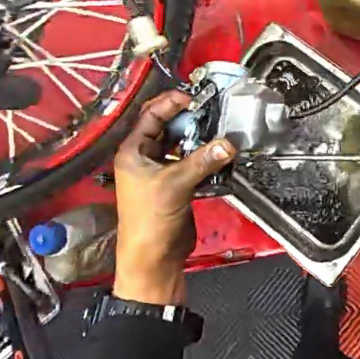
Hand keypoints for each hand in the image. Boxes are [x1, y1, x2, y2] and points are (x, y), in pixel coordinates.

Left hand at [110, 90, 233, 305]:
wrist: (154, 259)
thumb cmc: (148, 222)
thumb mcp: (175, 184)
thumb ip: (202, 161)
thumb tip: (226, 144)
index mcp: (133, 153)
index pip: (150, 116)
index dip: (170, 104)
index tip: (194, 99)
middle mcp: (145, 159)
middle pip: (168, 129)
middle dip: (189, 121)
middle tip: (211, 114)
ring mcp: (162, 172)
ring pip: (182, 146)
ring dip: (199, 140)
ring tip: (218, 133)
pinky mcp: (177, 186)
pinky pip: (193, 163)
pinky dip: (206, 158)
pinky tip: (220, 156)